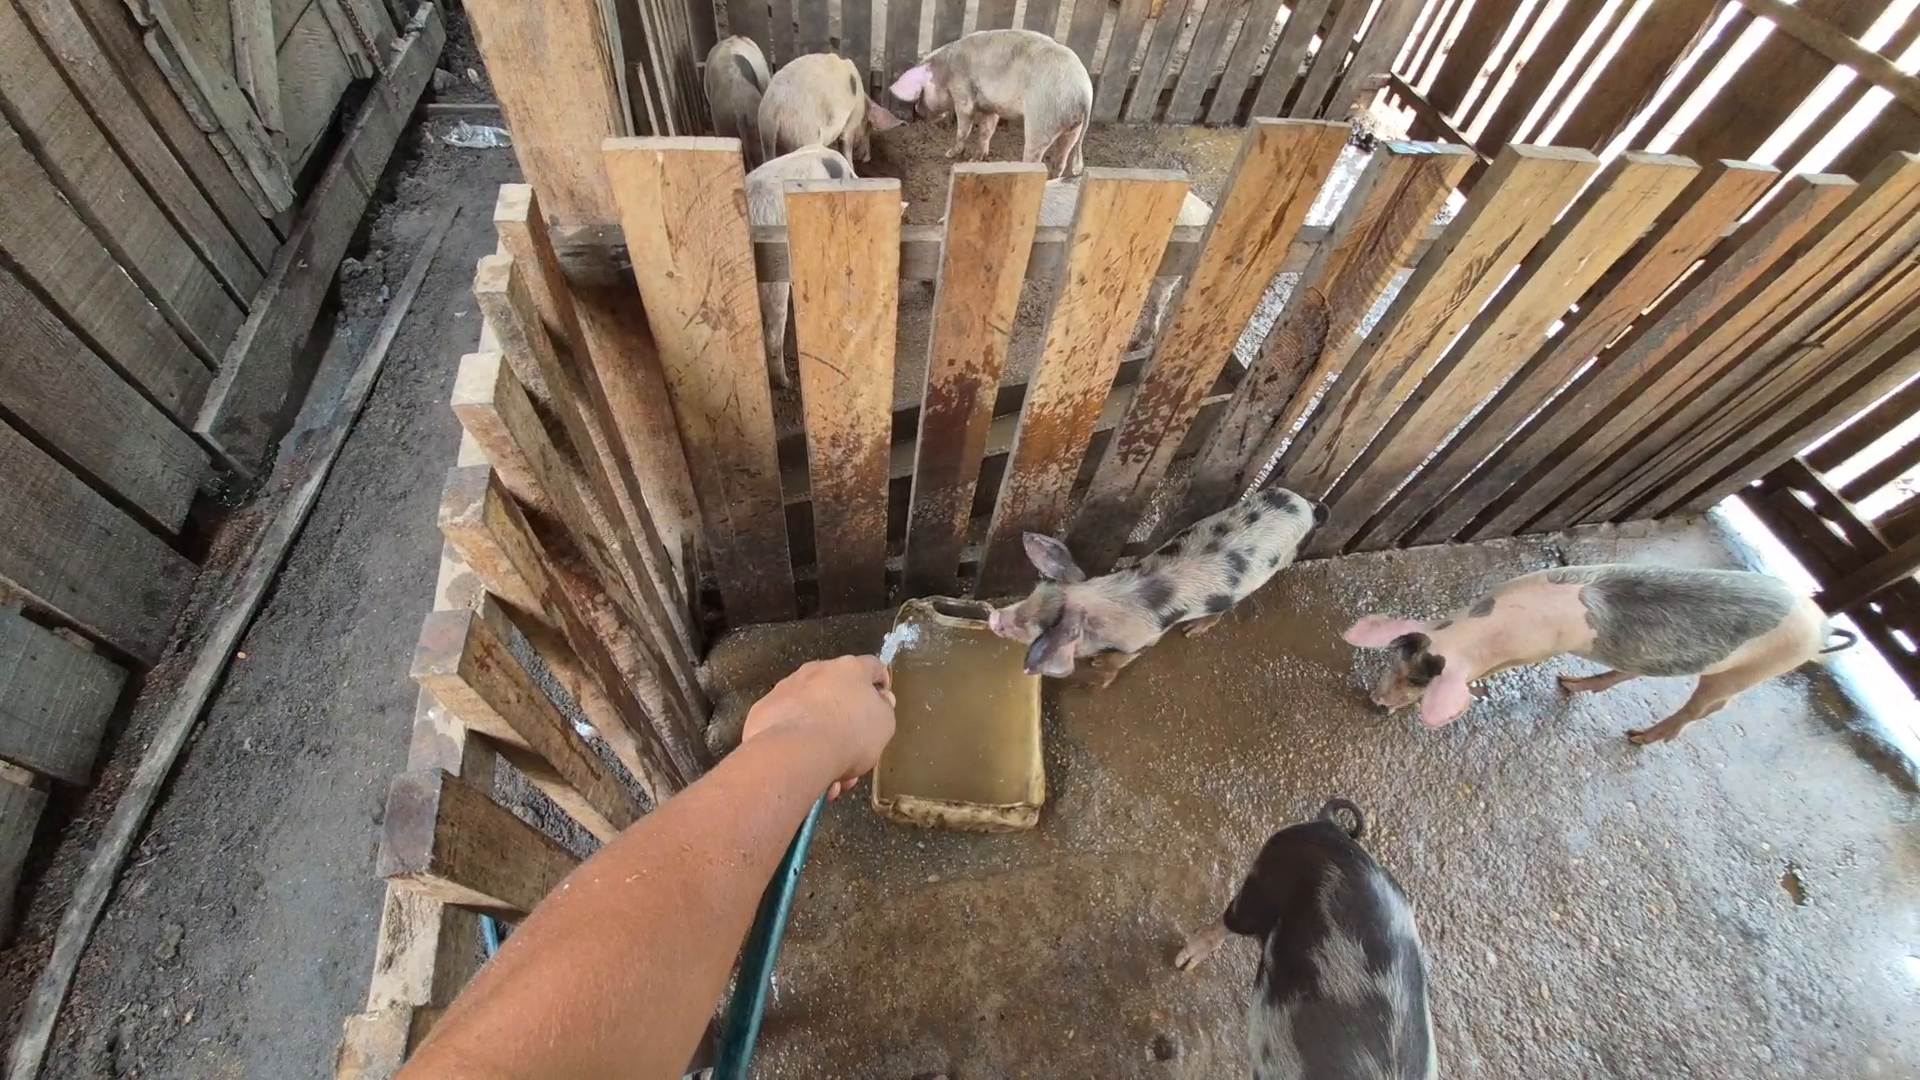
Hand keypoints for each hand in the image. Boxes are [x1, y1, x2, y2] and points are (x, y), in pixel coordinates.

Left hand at [741, 655, 895, 798]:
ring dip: (822, 735)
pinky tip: (803, 767)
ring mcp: (787, 687)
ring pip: (811, 711)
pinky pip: (787, 724)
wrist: (797, 751)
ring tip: (828, 772)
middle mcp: (818, 670)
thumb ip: (884, 709)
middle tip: (853, 751)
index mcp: (851, 669)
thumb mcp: (885, 724)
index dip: (880, 683)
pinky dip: (796, 741)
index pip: (872, 666)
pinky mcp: (764, 708)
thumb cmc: (849, 734)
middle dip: (846, 721)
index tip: (882, 699)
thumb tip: (880, 700)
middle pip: (837, 692)